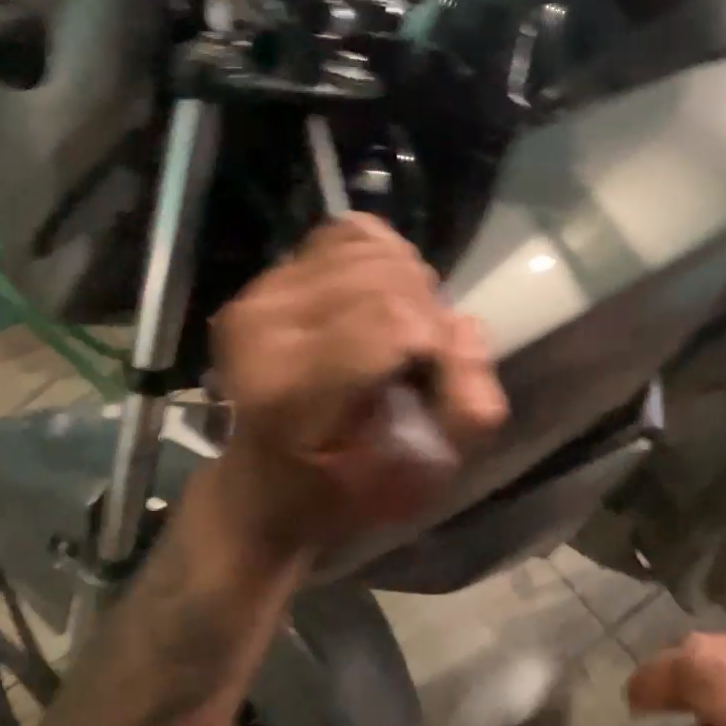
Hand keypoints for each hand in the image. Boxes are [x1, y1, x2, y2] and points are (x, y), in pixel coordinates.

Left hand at [205, 212, 508, 552]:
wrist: (262, 484)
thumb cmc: (344, 492)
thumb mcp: (420, 480)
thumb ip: (462, 414)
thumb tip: (467, 330)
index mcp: (293, 393)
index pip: (391, 321)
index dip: (436, 339)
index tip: (437, 372)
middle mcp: (264, 331)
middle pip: (385, 277)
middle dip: (426, 309)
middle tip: (422, 353)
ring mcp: (258, 297)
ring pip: (369, 248)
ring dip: (405, 281)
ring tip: (402, 325)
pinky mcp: (263, 279)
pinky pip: (346, 233)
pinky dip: (379, 254)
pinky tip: (377, 294)